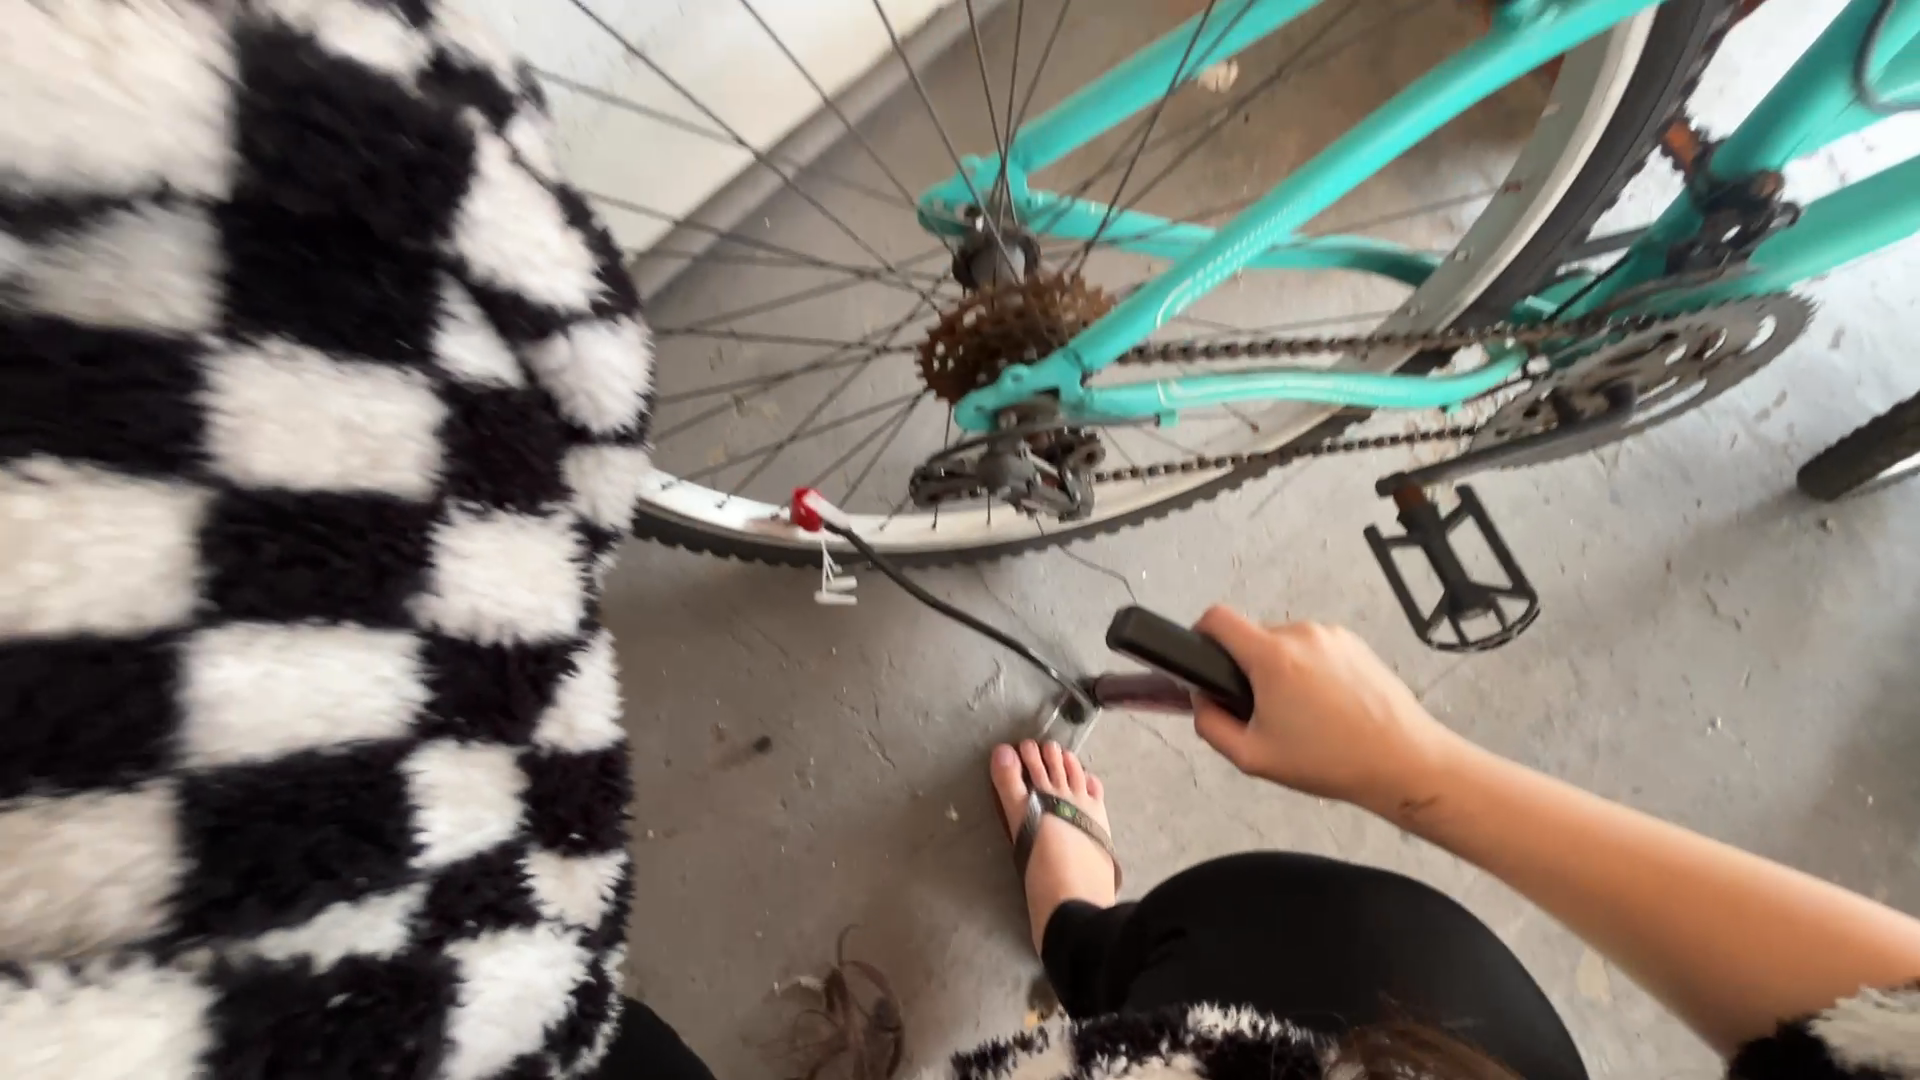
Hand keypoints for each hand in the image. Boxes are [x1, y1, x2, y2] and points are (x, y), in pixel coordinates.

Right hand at [1189, 606, 1466, 812]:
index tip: (1202, 657)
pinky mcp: (1353, 642)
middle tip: (1260, 709)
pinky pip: (1311, 646)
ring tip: (1299, 711)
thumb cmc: (1330, 761)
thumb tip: (1200, 699)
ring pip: (1281, 642)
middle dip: (1246, 667)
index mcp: (1271, 657)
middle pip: (1250, 636)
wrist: (1407, 763)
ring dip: (1278, 668)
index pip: (1217, 618)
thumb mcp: (1252, 757)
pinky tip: (1324, 704)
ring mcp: (1330, 634)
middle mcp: (1300, 634)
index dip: (1200, 633)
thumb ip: (1210, 725)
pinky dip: (1306, 668)